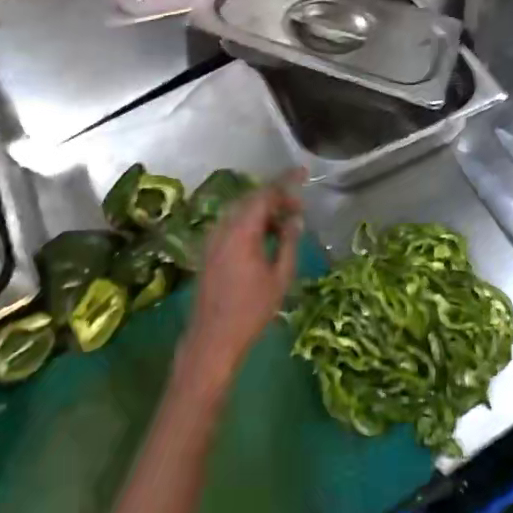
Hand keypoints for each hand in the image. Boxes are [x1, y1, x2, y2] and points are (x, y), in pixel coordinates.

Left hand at [177, 171, 305, 389]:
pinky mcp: (208, 251)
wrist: (213, 338)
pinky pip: (231, 225)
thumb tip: (294, 220)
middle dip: (274, 198)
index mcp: (241, 231)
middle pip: (250, 200)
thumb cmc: (251, 310)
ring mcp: (212, 239)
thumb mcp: (280, 277)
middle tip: (298, 209)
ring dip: (262, 212)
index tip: (303, 174)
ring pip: (239, 212)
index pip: (264, 194)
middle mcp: (222, 228)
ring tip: (285, 225)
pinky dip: (249, 223)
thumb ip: (289, 243)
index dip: (285, 182)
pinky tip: (265, 239)